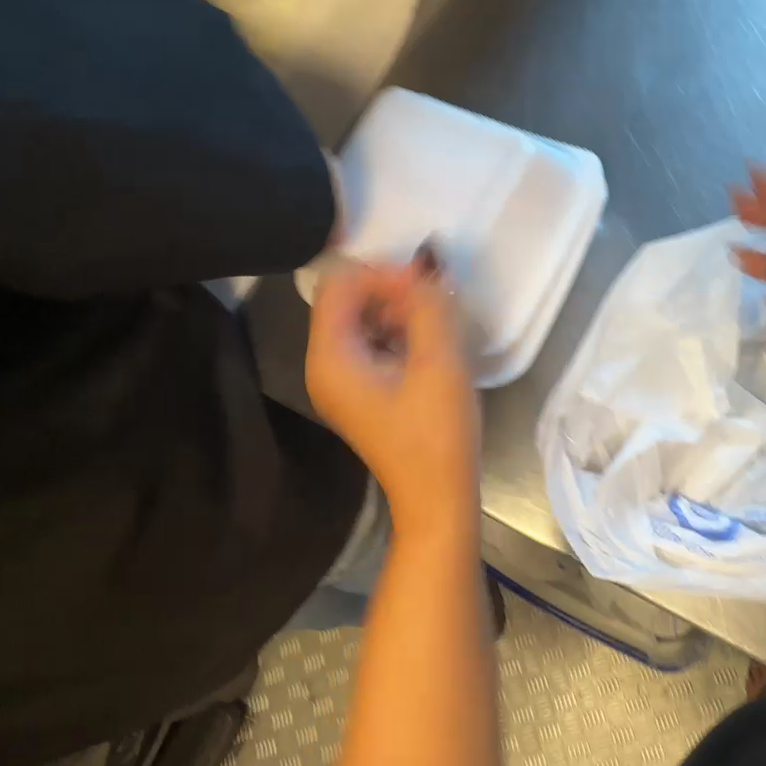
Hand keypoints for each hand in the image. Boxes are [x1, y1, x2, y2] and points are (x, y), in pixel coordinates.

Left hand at [305, 244, 480, 532]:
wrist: (438, 499)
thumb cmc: (437, 434)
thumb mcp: (440, 363)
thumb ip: (429, 306)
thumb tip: (424, 266)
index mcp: (331, 358)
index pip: (340, 284)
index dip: (383, 273)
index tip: (428, 287)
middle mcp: (325, 366)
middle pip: (347, 300)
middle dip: (392, 291)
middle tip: (438, 304)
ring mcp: (342, 382)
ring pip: (364, 321)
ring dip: (400, 312)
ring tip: (440, 324)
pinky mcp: (363, 393)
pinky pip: (374, 345)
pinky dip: (401, 334)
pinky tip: (432, 347)